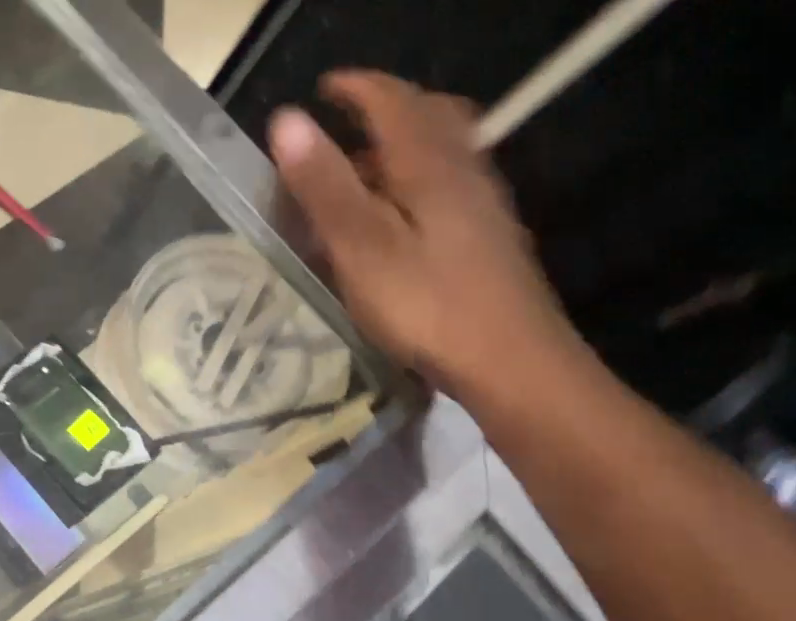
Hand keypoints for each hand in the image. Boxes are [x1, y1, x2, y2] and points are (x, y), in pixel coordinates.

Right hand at [268, 71, 585, 396]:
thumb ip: (324, 185)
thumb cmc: (425, 304)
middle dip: (384, 111)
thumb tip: (287, 121)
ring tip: (356, 176)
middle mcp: (462, 171)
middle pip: (428, 118)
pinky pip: (445, 188)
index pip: (393, 103)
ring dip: (398, 150)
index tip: (322, 87)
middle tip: (343, 127)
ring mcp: (479, 205)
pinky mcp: (483, 238)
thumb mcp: (361, 245)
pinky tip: (391, 221)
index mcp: (429, 165)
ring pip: (440, 154)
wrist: (508, 359)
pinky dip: (412, 183)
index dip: (356, 89)